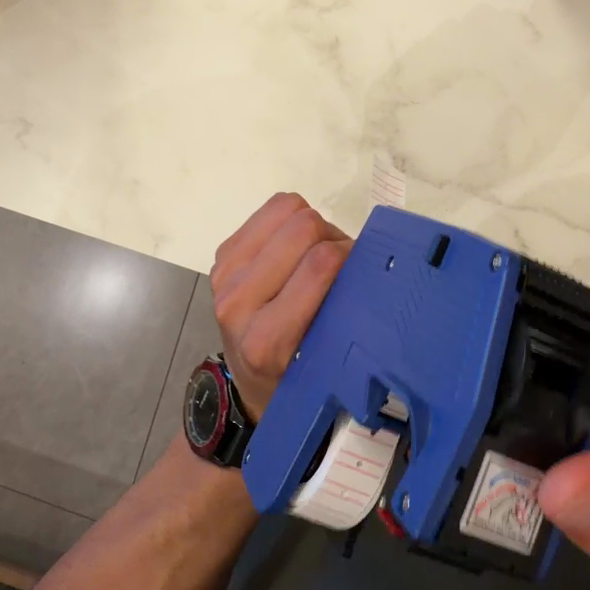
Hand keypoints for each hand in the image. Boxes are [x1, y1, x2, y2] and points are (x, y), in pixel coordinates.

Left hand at [208, 193, 351, 420]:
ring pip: (285, 209)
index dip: (350, 254)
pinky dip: (289, 220)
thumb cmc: (302, 371)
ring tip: (316, 251)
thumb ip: (346, 307)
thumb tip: (366, 252)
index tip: (362, 267)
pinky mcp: (222, 256)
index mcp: (268, 338)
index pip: (320, 264)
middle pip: (302, 228)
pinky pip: (267, 210)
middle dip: (332, 236)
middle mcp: (239, 303)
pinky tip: (293, 247)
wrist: (251, 380)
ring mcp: (226, 275)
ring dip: (310, 224)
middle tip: (341, 259)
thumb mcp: (331, 355)